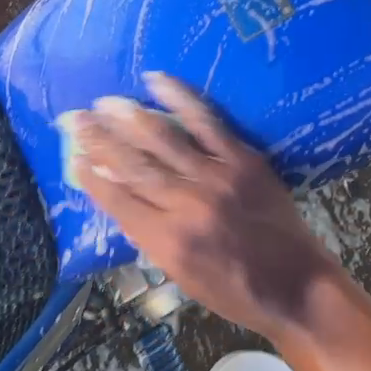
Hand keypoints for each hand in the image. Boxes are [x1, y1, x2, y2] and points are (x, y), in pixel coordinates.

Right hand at [67, 73, 343, 338]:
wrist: (297, 286)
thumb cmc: (236, 290)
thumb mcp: (182, 275)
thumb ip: (150, 234)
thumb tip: (118, 194)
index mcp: (167, 241)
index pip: (117, 200)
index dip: (91, 175)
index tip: (73, 156)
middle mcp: (186, 205)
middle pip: (132, 164)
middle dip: (98, 139)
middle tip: (74, 119)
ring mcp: (215, 177)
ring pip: (161, 138)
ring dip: (127, 116)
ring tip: (104, 102)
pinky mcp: (242, 158)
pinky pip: (204, 120)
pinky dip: (178, 98)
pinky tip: (156, 80)